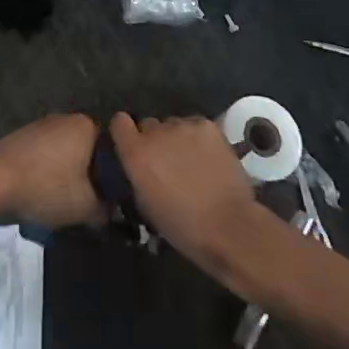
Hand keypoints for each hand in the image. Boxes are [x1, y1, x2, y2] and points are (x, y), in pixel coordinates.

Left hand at [0, 114, 102, 228]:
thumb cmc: (44, 188)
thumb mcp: (85, 207)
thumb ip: (107, 209)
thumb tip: (113, 211)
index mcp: (86, 125)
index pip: (113, 148)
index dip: (114, 173)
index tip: (112, 196)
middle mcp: (65, 118)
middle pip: (88, 149)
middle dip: (90, 174)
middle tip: (90, 202)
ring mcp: (40, 125)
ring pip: (65, 153)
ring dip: (68, 173)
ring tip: (65, 202)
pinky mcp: (21, 137)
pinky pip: (45, 155)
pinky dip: (48, 172)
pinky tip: (42, 193)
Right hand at [108, 113, 262, 264]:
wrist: (228, 225)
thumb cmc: (182, 226)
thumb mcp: (146, 205)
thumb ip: (138, 176)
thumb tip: (141, 166)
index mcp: (136, 153)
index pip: (120, 123)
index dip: (125, 132)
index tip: (132, 143)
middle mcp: (156, 133)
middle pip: (149, 125)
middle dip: (154, 140)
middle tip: (167, 162)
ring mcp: (183, 126)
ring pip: (173, 125)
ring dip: (177, 139)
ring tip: (192, 161)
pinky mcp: (208, 126)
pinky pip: (195, 126)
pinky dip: (198, 138)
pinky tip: (208, 157)